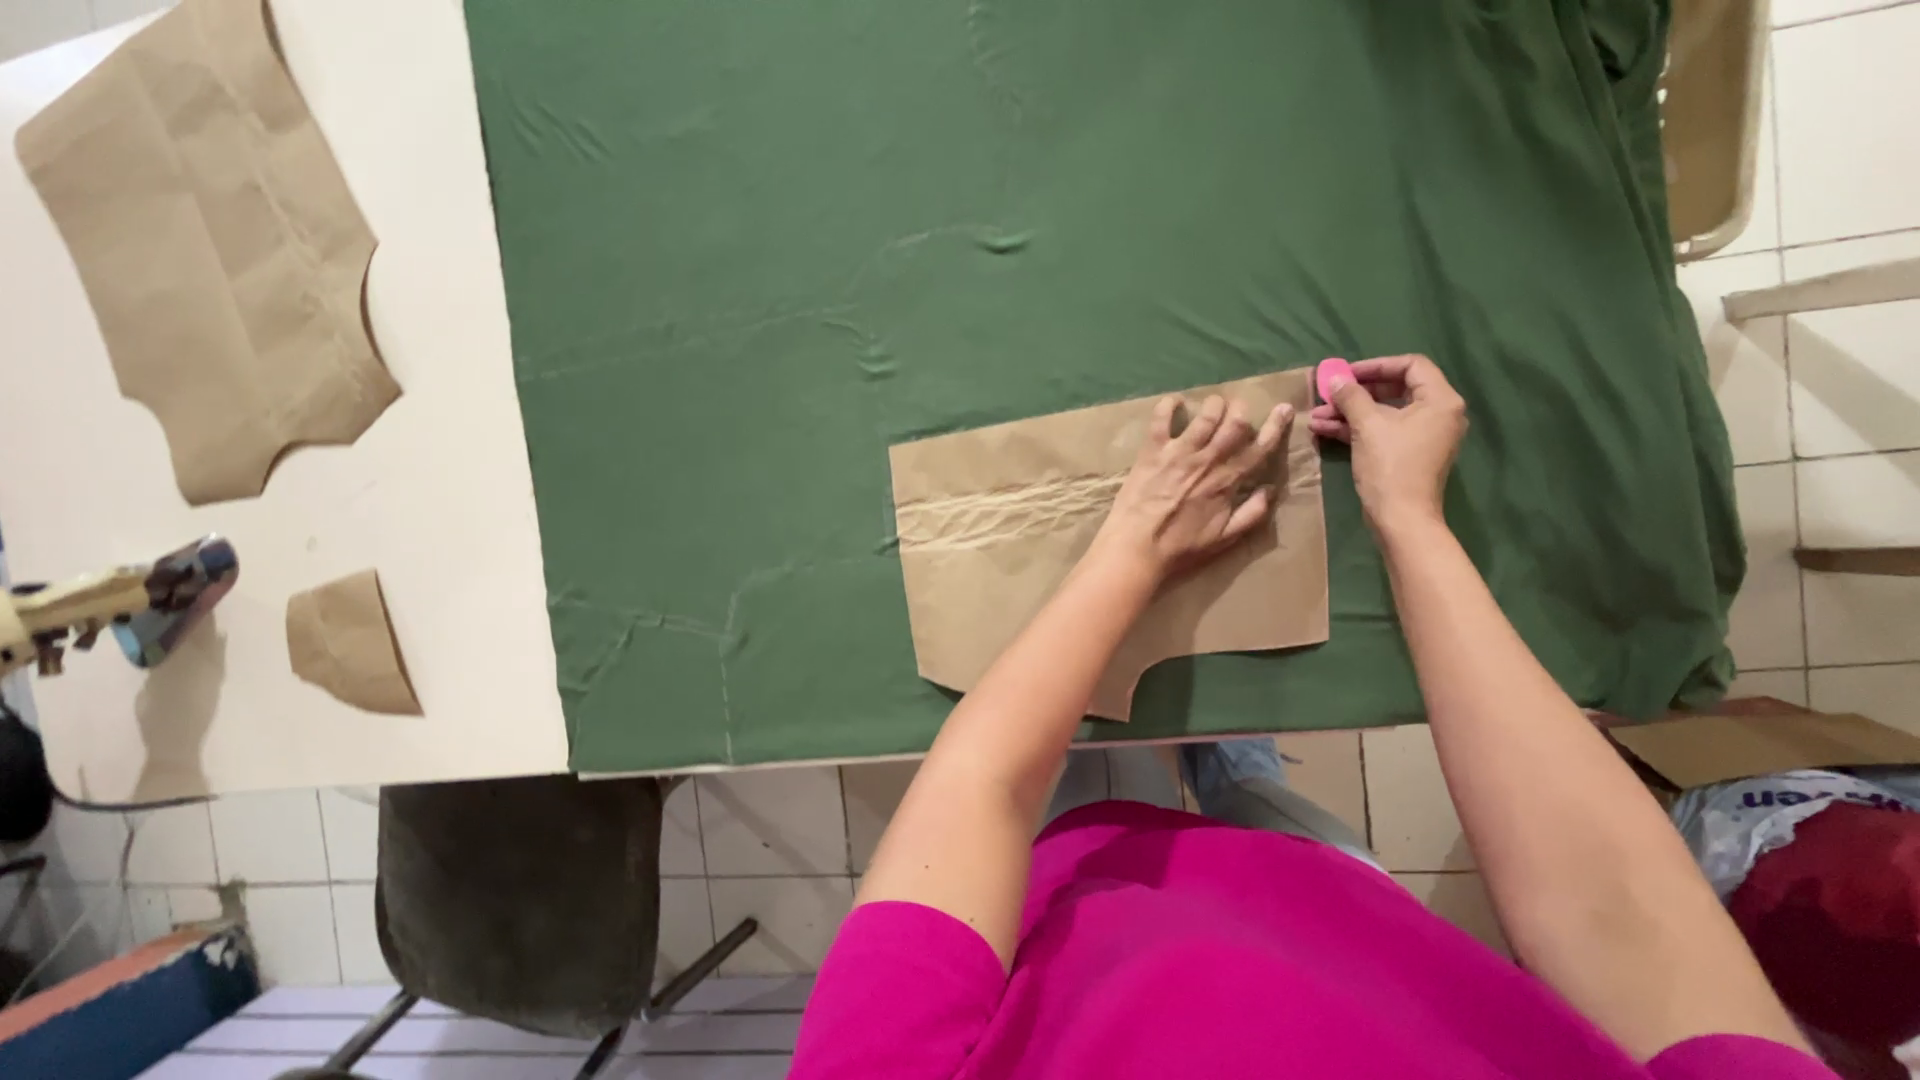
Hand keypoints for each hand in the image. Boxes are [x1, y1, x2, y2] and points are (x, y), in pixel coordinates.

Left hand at [1092, 394, 1291, 579]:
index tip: (1284, 409)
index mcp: (1227, 482)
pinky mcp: (1152, 452)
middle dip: (1242, 411)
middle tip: (1240, 408)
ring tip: (1214, 405)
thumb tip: (1271, 489)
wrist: (1137, 547)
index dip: (1275, 427)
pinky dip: (1168, 406)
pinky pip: (1161, 420)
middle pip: (1234, 424)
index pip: (1259, 448)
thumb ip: (1252, 514)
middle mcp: (1207, 461)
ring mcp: (1179, 454)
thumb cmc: (1180, 547)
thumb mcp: (1224, 538)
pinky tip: (1174, 401)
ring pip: (1205, 417)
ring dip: (1214, 406)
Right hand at [1307, 354, 1465, 533]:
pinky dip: (1356, 428)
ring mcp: (1423, 435)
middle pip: (1395, 389)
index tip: (1345, 373)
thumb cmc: (1390, 466)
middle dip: (1356, 392)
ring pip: (1384, 412)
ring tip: (1316, 415)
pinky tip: (1323, 429)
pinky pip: (1382, 431)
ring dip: (1349, 412)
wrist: (1401, 518)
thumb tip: (1335, 378)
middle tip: (1328, 393)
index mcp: (1440, 400)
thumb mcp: (1367, 426)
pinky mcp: (1408, 453)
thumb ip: (1351, 396)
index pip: (1411, 365)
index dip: (1375, 365)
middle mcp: (1438, 414)